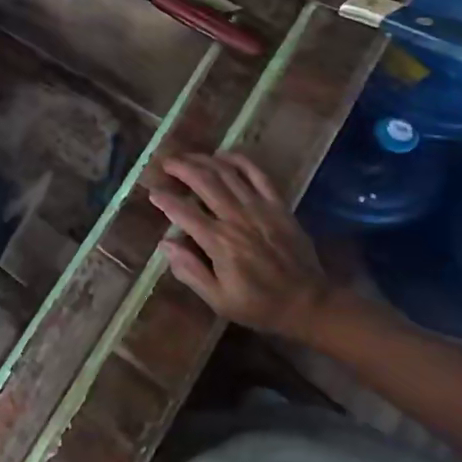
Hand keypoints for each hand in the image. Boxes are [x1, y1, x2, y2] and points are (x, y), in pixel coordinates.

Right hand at [147, 151, 357, 344]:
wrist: (309, 304)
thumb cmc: (259, 305)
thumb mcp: (219, 301)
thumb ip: (190, 271)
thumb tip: (166, 244)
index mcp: (219, 243)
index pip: (183, 212)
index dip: (164, 199)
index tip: (152, 192)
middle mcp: (236, 218)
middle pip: (203, 182)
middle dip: (181, 168)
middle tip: (165, 163)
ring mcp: (259, 208)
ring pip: (226, 173)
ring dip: (203, 160)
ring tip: (187, 156)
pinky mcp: (278, 205)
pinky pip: (257, 174)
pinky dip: (239, 161)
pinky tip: (223, 155)